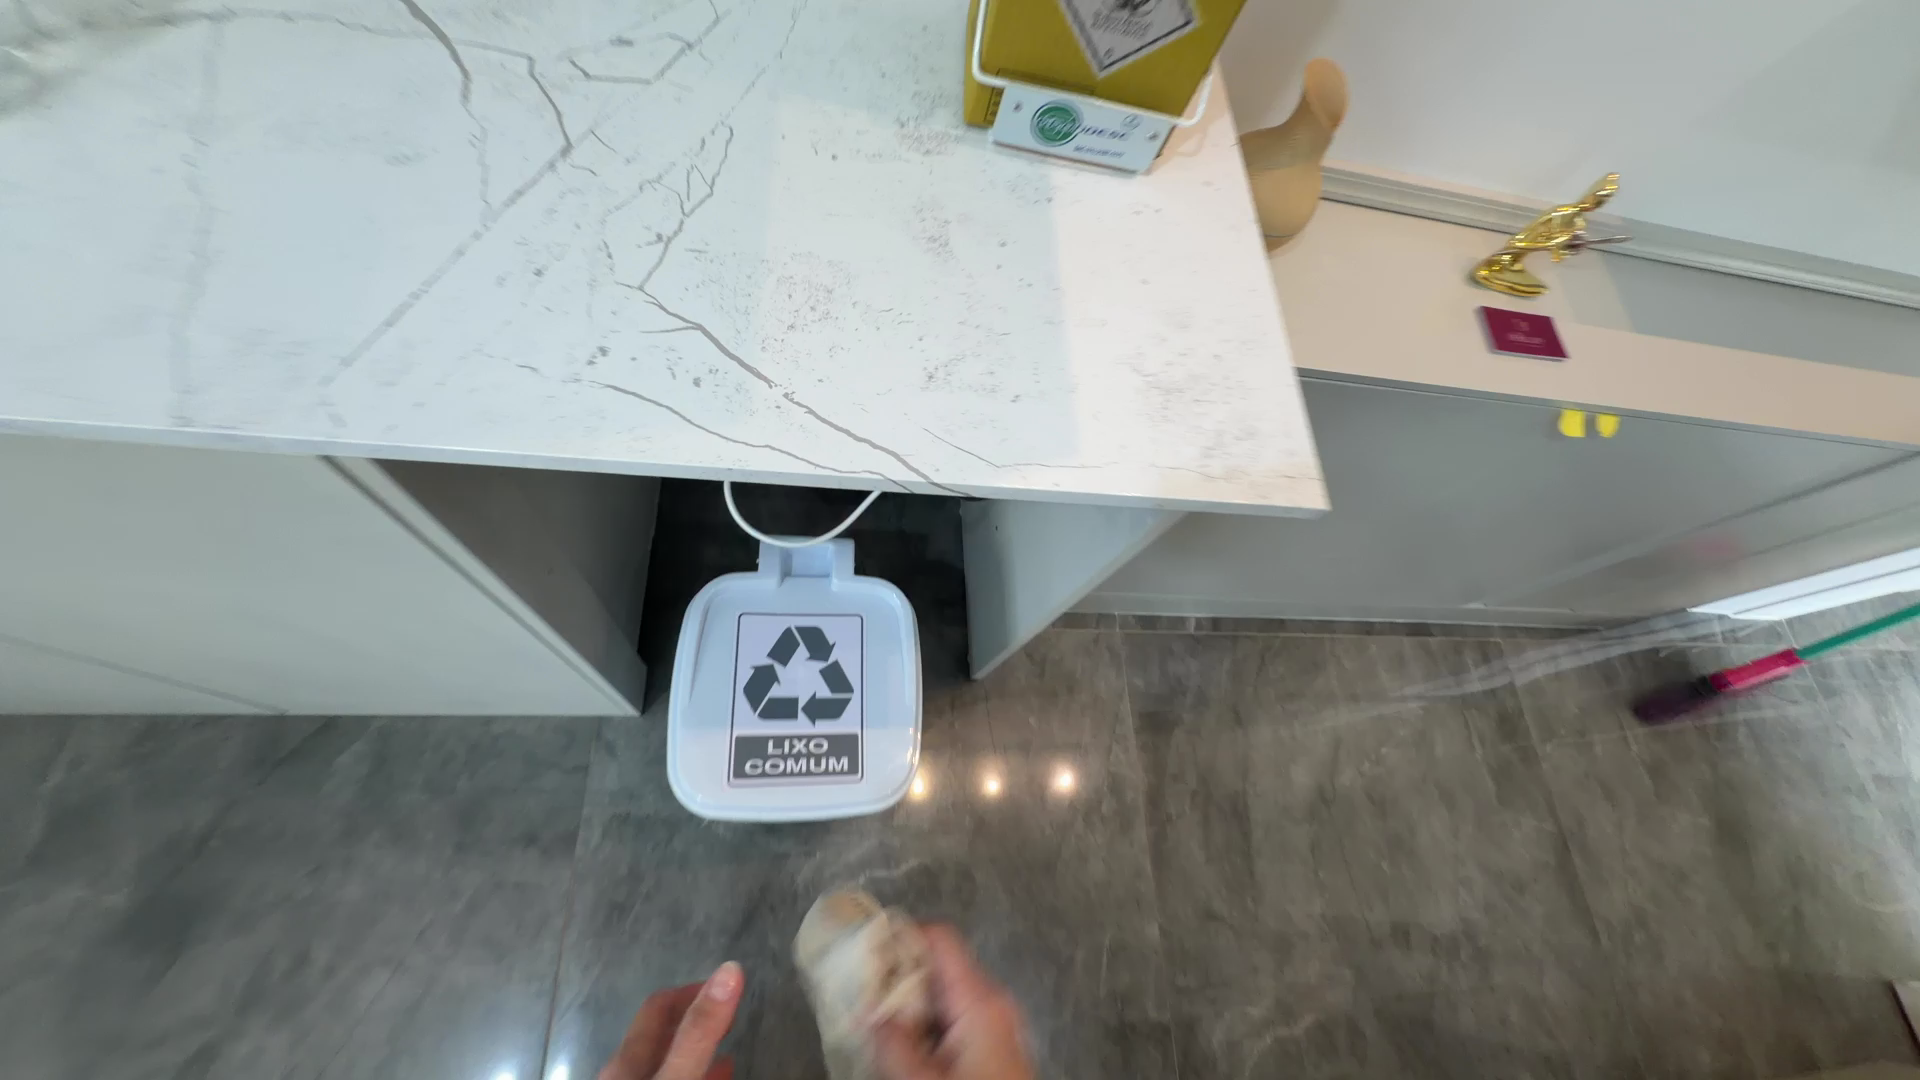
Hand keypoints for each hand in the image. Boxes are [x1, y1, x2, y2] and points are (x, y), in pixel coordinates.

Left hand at [599, 962, 744, 1079]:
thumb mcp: (675, 1076)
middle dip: (695, 1016)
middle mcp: (623, 1073)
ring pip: (666, 1062)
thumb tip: (731, 967)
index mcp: (626, 1058)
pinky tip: (715, 1076)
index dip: (693, 989)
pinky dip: (694, 1072)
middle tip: (730, 1012)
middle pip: (661, 1032)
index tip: (728, 985)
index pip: (659, 1004)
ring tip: (726, 1047)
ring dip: (695, 1048)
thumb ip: (698, 1030)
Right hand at [872, 926, 1033, 1079]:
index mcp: (981, 999)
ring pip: (944, 999)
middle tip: (860, 1002)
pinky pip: (954, 1024)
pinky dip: (927, 1031)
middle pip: (939, 969)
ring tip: (874, 1032)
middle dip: (898, 982)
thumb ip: (893, 1044)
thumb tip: (868, 1009)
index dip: (901, 940)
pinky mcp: (995, 1051)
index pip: (940, 940)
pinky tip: (905, 1056)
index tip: (863, 958)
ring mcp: (997, 1027)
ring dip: (909, 1011)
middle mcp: (993, 1002)